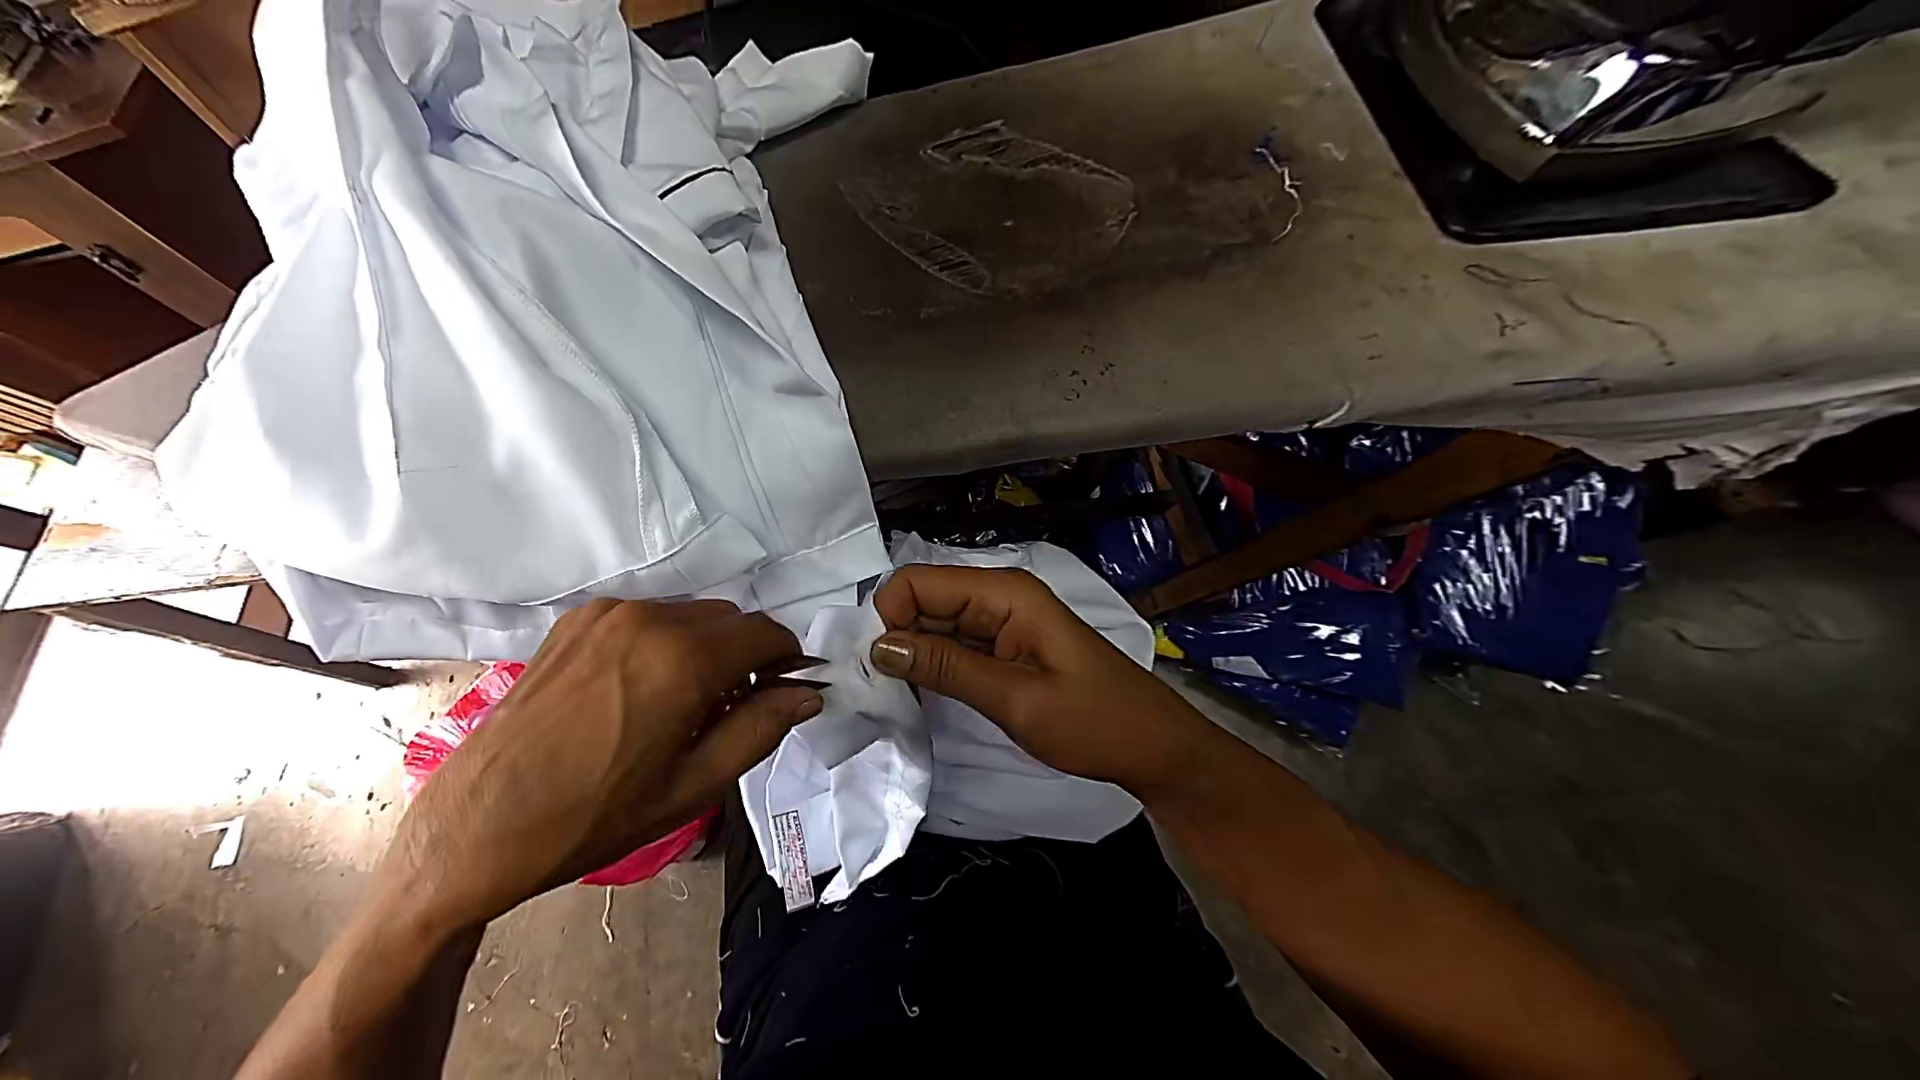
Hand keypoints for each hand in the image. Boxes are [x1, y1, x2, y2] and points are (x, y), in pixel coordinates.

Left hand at [379, 598, 821, 931]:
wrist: (477, 825)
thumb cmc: (595, 815)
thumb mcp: (694, 784)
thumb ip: (762, 728)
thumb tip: (809, 693)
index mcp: (683, 658)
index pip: (767, 633)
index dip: (787, 660)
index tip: (785, 691)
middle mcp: (648, 618)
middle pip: (731, 620)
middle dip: (746, 655)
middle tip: (731, 709)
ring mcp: (607, 614)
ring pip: (691, 615)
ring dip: (707, 647)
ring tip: (682, 703)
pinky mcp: (577, 621)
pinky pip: (648, 617)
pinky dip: (665, 641)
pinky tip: (640, 689)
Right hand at [867, 564, 1217, 796]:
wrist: (1153, 748)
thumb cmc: (1095, 721)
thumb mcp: (1017, 698)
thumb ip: (947, 668)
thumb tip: (879, 646)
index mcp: (1005, 593)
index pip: (918, 582)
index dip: (889, 617)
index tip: (876, 668)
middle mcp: (999, 598)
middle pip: (923, 601)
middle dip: (895, 639)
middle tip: (879, 691)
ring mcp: (1002, 624)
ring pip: (933, 627)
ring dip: (912, 657)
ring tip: (898, 699)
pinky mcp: (1004, 650)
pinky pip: (954, 649)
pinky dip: (934, 669)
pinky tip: (924, 698)